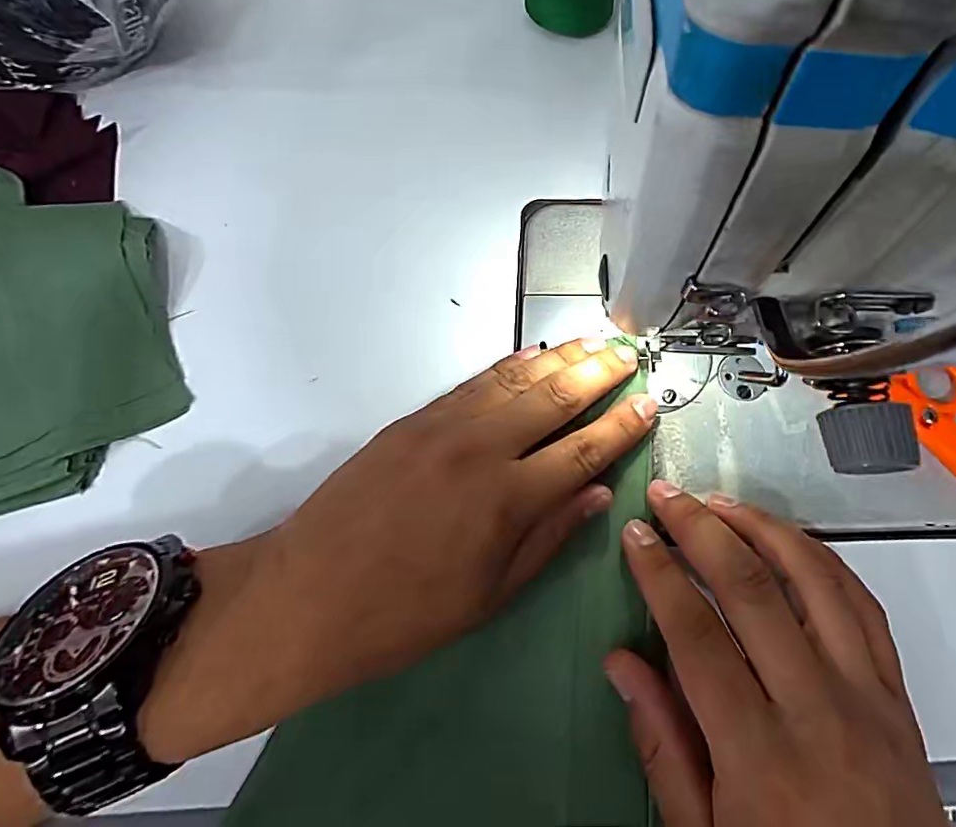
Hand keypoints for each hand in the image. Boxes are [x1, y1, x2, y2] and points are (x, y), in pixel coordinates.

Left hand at [258, 338, 655, 700]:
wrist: (305, 597)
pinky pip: (473, 382)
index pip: (584, 450)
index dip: (623, 425)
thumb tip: (600, 493)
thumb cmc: (405, 614)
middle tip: (629, 354)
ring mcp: (444, 427)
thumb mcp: (490, 596)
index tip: (650, 402)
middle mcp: (482, 451)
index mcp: (508, 502)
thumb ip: (550, 537)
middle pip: (556, 398)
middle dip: (599, 373)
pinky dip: (510, 364)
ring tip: (594, 341)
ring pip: (517, 379)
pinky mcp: (414, 418)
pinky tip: (533, 353)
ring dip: (561, 357)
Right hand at [605, 484, 945, 826]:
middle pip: (753, 589)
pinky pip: (863, 604)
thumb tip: (623, 664)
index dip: (660, 574)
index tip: (638, 538)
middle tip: (670, 499)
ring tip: (723, 503)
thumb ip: (663, 746)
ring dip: (763, 527)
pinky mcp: (898, 695)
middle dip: (702, 529)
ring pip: (814, 579)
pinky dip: (824, 559)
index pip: (697, 635)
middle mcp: (817, 713)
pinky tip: (792, 540)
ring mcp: (866, 697)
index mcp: (760, 759)